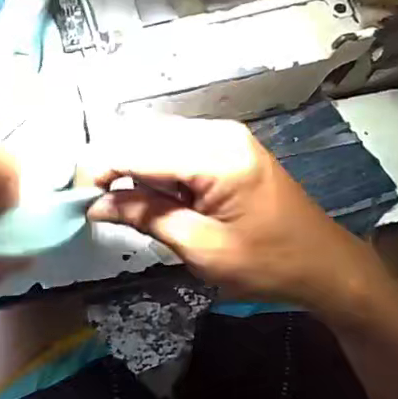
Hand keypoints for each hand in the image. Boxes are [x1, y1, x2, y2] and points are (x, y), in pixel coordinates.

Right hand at [84, 117, 390, 311]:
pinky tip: (143, 193)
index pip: (139, 149)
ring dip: (128, 164)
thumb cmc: (267, 264)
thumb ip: (147, 217)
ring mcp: (223, 136)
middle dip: (109, 163)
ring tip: (109, 199)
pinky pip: (173, 147)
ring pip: (154, 137)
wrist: (325, 265)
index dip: (99, 168)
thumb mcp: (202, 248)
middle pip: (143, 134)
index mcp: (217, 156)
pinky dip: (150, 167)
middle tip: (87, 199)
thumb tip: (97, 203)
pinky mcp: (224, 147)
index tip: (72, 195)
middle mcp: (218, 133)